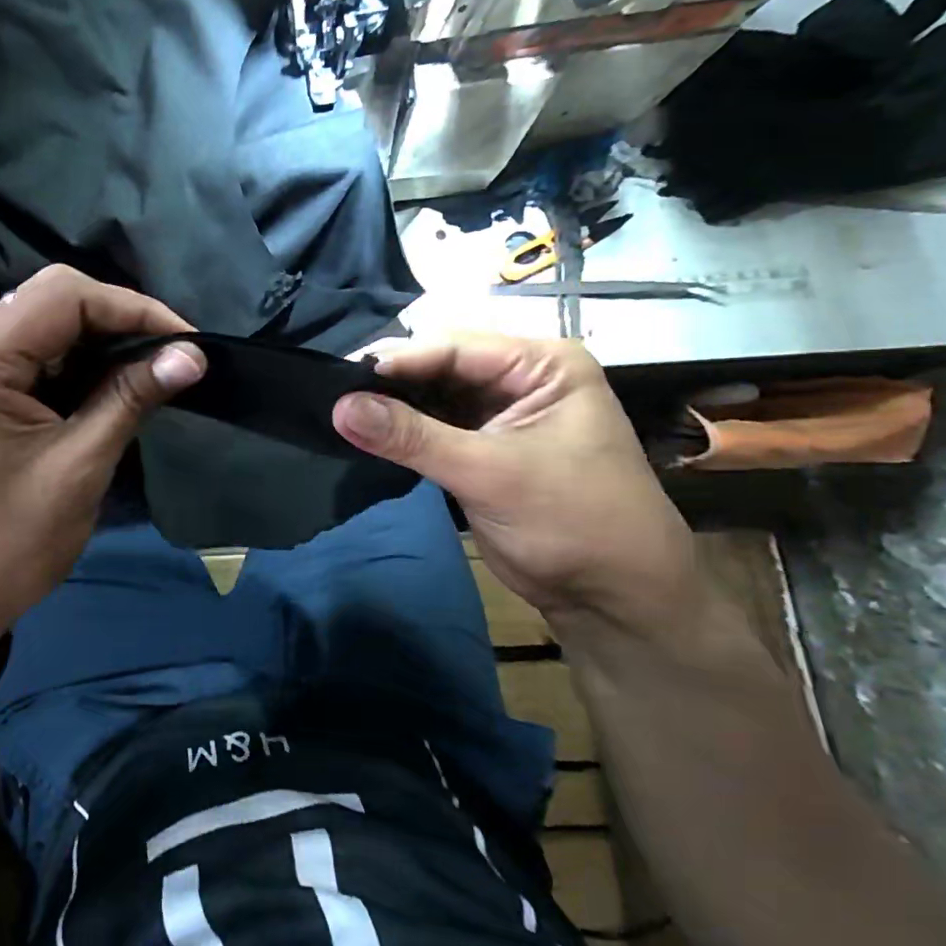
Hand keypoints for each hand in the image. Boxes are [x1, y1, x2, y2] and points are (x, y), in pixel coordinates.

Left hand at [0, 266, 206, 712]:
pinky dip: (83, 372)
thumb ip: (133, 397)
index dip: (134, 309)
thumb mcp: (80, 464)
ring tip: (155, 373)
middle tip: (173, 357)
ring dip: (105, 348)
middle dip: (121, 323)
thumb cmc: (8, 545)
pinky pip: (39, 365)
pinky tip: (117, 391)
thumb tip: (194, 355)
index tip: (188, 344)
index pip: (64, 296)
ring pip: (49, 332)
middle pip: (54, 304)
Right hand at [332, 334, 696, 637]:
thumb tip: (340, 407)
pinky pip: (436, 429)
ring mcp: (501, 415)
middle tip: (332, 393)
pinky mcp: (484, 449)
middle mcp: (521, 379)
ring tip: (340, 412)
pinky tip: (367, 434)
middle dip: (391, 383)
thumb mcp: (491, 473)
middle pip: (441, 368)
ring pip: (434, 399)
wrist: (614, 598)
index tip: (339, 376)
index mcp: (542, 364)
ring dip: (394, 409)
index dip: (398, 361)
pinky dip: (405, 434)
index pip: (455, 348)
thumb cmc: (572, 521)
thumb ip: (413, 437)